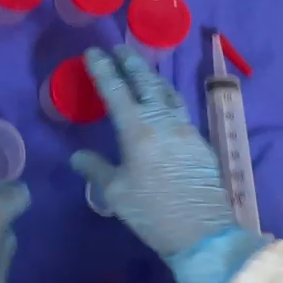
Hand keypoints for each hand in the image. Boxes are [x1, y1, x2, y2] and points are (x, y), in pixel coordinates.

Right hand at [71, 45, 262, 282]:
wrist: (204, 234)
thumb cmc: (153, 214)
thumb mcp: (116, 194)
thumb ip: (96, 169)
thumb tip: (78, 156)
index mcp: (138, 131)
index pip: (116, 91)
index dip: (103, 69)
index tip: (93, 52)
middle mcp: (163, 122)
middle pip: (146, 82)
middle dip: (130, 62)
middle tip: (119, 48)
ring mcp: (186, 129)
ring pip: (167, 92)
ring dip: (152, 76)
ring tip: (142, 67)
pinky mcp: (200, 142)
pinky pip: (180, 108)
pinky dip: (167, 96)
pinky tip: (164, 100)